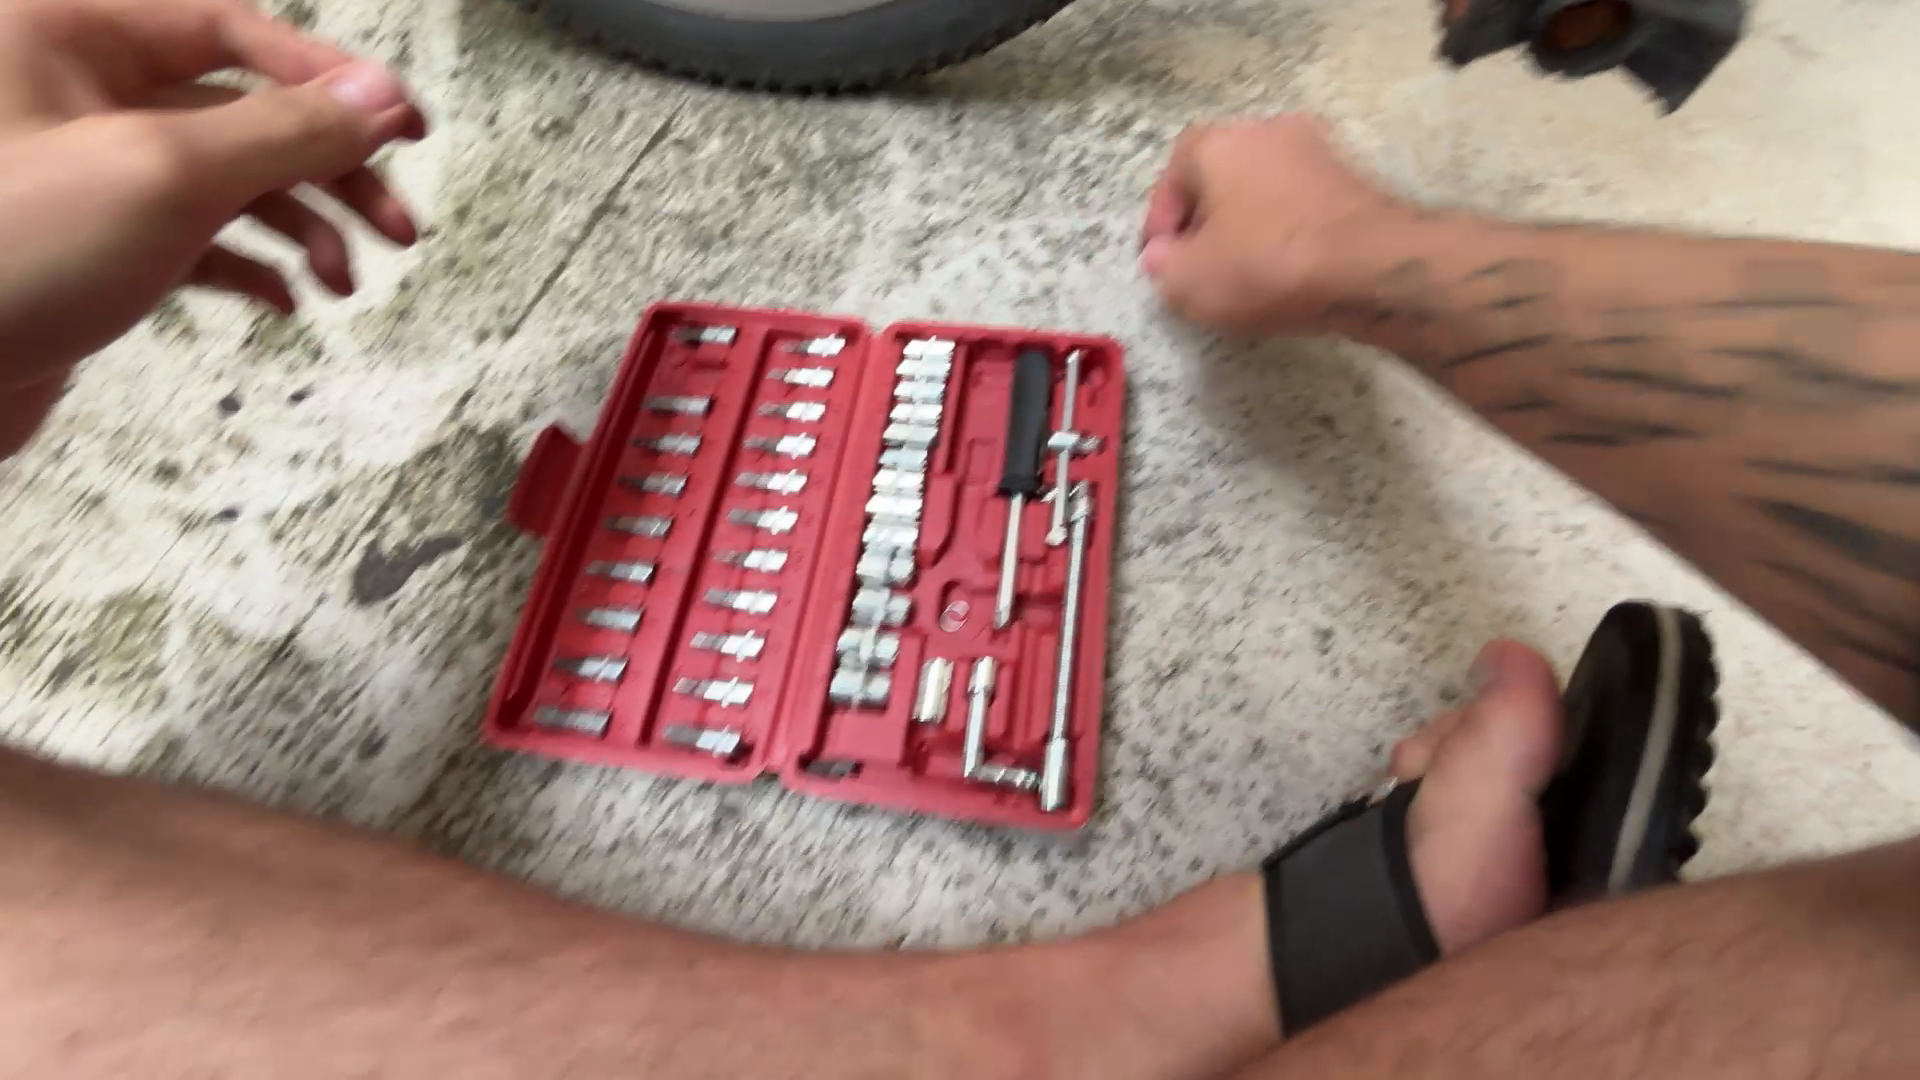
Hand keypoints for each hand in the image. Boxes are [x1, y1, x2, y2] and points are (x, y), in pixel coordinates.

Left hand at [0, 0, 424, 402]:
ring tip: (343, 286)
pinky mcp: (105, 238)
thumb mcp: (168, 175)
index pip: (235, 33)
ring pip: (240, 185)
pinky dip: (258, 268)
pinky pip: (207, 239)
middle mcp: (82, 94)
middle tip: (401, 234)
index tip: (413, 133)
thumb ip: (286, 131)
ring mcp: (96, 171)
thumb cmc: (15, 251)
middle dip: (336, 179)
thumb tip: (386, 95)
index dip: (333, 81)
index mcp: (71, 39)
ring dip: (310, 233)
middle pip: (254, 119)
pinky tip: (285, 301)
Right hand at [1140, 114, 1410, 333]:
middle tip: (1195, 264)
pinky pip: (1296, 203)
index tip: (1160, 259)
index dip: (1160, 220)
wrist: (1369, 268)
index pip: (1173, 172)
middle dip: (1202, 220)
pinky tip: (1279, 268)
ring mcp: (1317, 149)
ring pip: (1260, 188)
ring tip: (1238, 271)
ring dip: (1243, 224)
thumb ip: (1162, 265)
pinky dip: (1281, 230)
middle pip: (1218, 176)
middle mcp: (1268, 130)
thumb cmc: (1263, 265)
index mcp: (1219, 143)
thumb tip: (1163, 255)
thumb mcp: (1187, 281)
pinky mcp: (1351, 178)